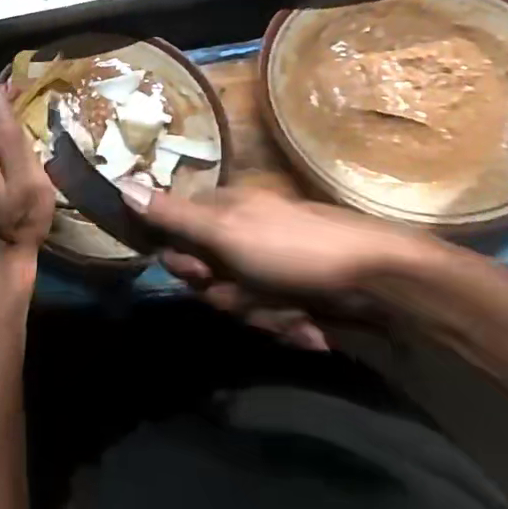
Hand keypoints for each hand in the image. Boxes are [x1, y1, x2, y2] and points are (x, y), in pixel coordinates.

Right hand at [120, 185, 440, 337]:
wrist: (387, 285)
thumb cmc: (294, 249)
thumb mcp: (223, 229)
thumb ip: (171, 214)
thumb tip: (120, 181)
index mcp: (225, 211)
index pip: (178, 236)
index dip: (183, 260)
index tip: (198, 271)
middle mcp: (245, 236)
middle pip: (208, 276)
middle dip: (228, 293)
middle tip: (248, 293)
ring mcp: (276, 268)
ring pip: (241, 303)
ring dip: (264, 314)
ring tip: (294, 313)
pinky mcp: (302, 297)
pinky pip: (275, 318)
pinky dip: (292, 325)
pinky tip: (313, 327)